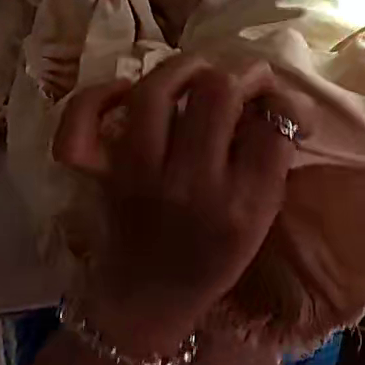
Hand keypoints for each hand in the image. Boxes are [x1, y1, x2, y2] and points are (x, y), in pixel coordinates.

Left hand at [54, 56, 301, 356]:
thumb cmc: (214, 256)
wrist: (148, 298)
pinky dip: (98, 95)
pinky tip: (126, 89)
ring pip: (154, 91)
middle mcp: (188, 183)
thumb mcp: (262, 215)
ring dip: (184, 67)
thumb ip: (272, 157)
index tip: (276, 101)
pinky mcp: (100, 173)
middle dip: (241, 72)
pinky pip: (82, 123)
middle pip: (217, 93)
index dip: (282, 99)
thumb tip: (272, 99)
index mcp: (239, 203)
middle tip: (246, 78)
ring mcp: (135, 175)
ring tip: (201, 70)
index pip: (272, 124)